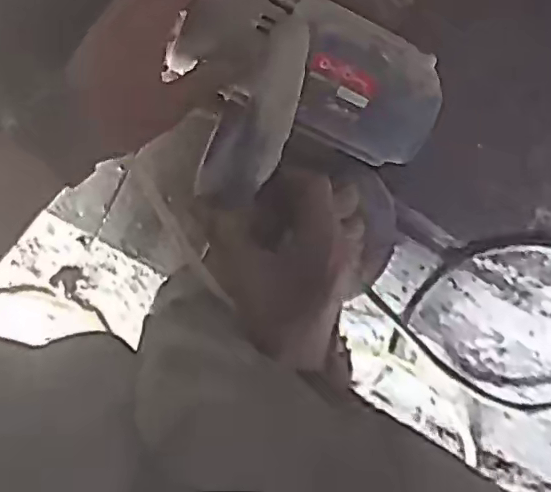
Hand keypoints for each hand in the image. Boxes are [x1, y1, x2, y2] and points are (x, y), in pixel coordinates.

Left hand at [64, 0, 230, 159]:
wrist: (65, 128)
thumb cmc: (122, 118)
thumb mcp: (170, 107)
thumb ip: (203, 81)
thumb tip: (232, 64)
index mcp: (146, 25)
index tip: (206, 13)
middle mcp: (124, 14)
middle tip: (189, 12)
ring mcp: (105, 21)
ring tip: (171, 33)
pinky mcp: (94, 33)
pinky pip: (122, 7)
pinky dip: (140, 13)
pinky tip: (149, 47)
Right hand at [203, 167, 365, 371]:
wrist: (288, 375)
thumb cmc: (266, 317)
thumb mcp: (238, 265)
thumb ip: (223, 225)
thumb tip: (203, 199)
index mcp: (324, 235)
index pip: (315, 184)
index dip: (286, 176)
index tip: (260, 186)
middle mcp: (343, 245)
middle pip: (340, 198)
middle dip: (306, 192)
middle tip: (275, 200)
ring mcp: (347, 266)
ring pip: (344, 221)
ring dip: (318, 214)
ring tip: (286, 222)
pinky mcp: (341, 285)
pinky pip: (340, 244)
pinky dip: (321, 236)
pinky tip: (293, 249)